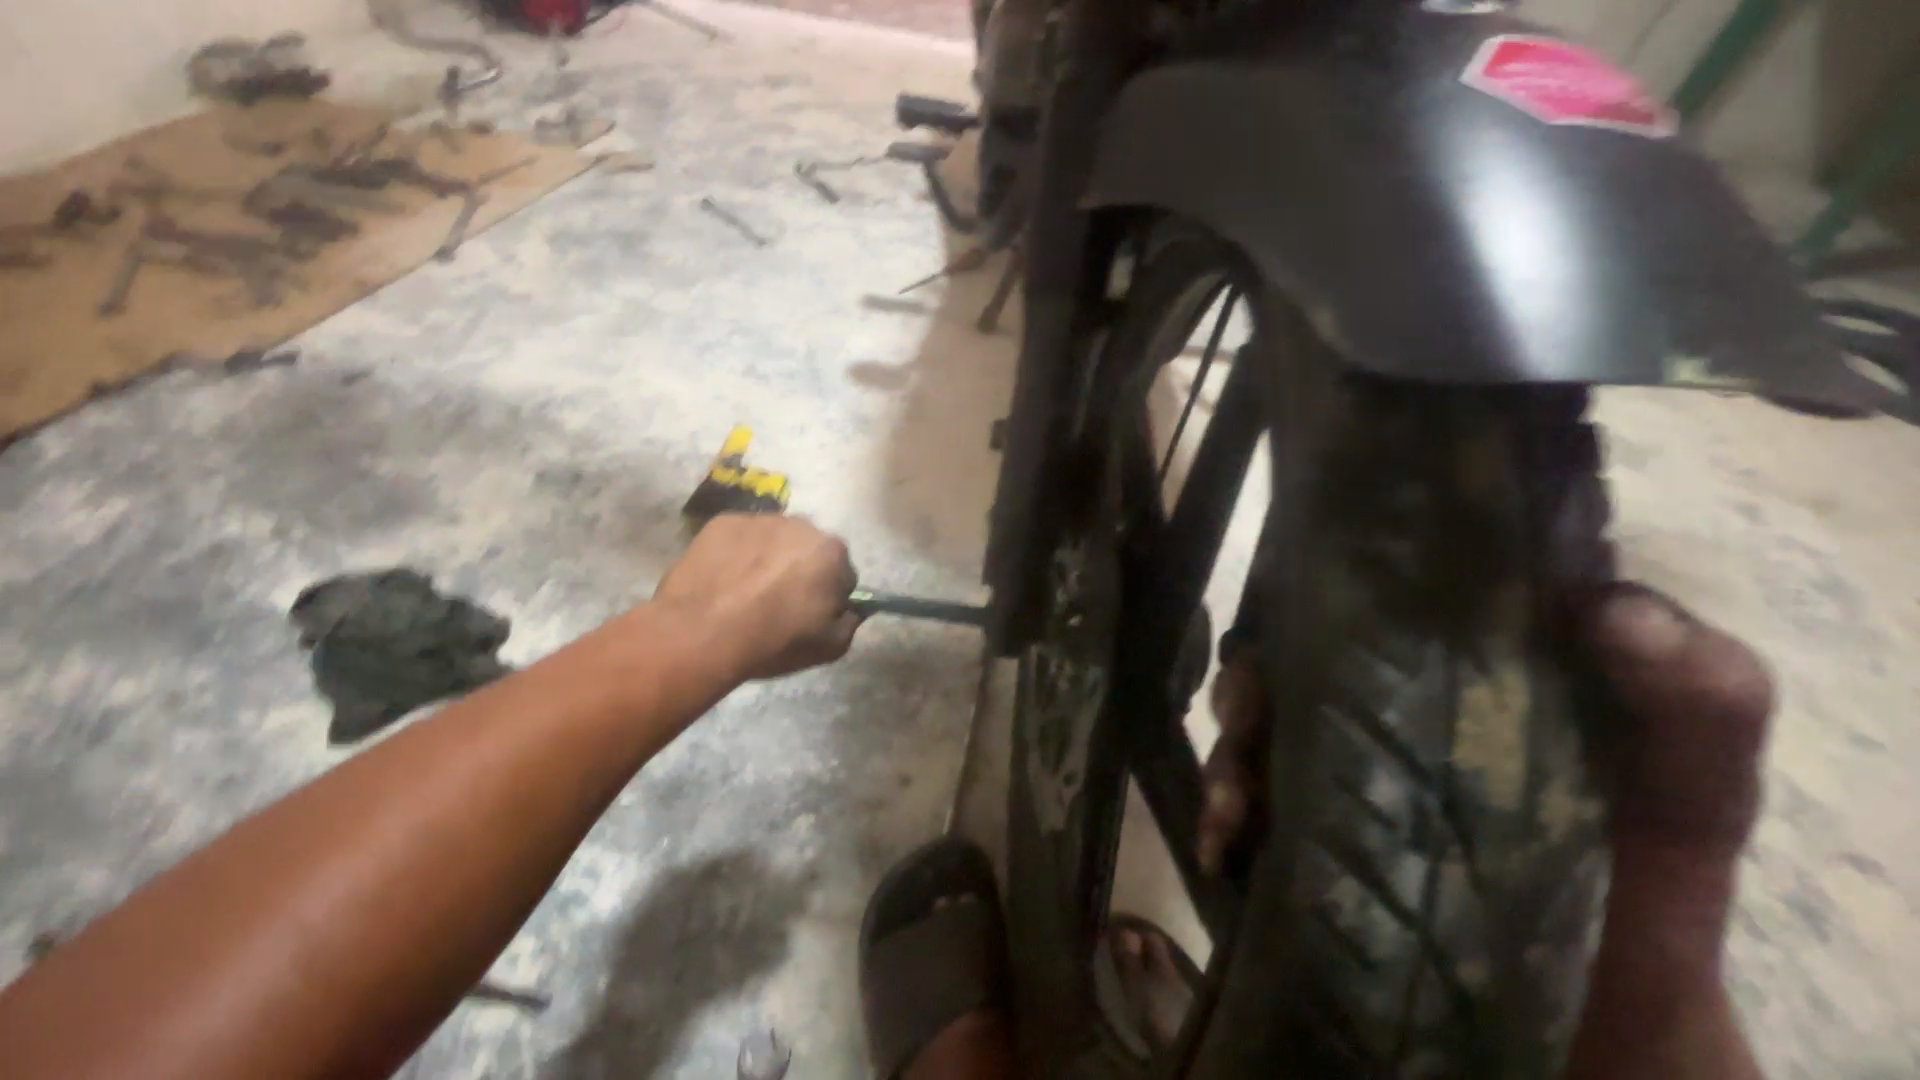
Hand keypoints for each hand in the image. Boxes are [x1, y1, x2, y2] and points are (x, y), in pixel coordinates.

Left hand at [653, 514, 863, 680]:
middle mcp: (801, 525)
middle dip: (801, 571)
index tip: (811, 615)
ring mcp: (760, 520)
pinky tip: (724, 580)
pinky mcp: (724, 522)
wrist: (702, 632)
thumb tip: (850, 610)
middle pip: (809, 550)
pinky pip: (740, 537)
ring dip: (769, 559)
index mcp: (832, 552)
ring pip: (774, 540)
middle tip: (779, 603)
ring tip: (747, 592)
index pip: (842, 574)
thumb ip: (851, 622)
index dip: (829, 597)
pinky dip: (737, 554)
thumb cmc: (774, 641)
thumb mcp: (830, 647)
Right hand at [1197, 584, 1773, 1076]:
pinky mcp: (1305, 839)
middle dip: (1251, 683)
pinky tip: (1222, 846)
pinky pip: (1240, 810)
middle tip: (1248, 716)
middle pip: (1285, 664)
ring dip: (1226, 757)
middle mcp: (1377, 710)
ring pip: (1250, 734)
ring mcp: (1333, 775)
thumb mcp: (1693, 788)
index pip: (1373, 601)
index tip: (1299, 591)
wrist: (1600, 1023)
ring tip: (1235, 808)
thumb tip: (1605, 605)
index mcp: (1454, 673)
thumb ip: (1699, 699)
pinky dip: (1217, 819)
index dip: (1326, 582)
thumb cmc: (1646, 885)